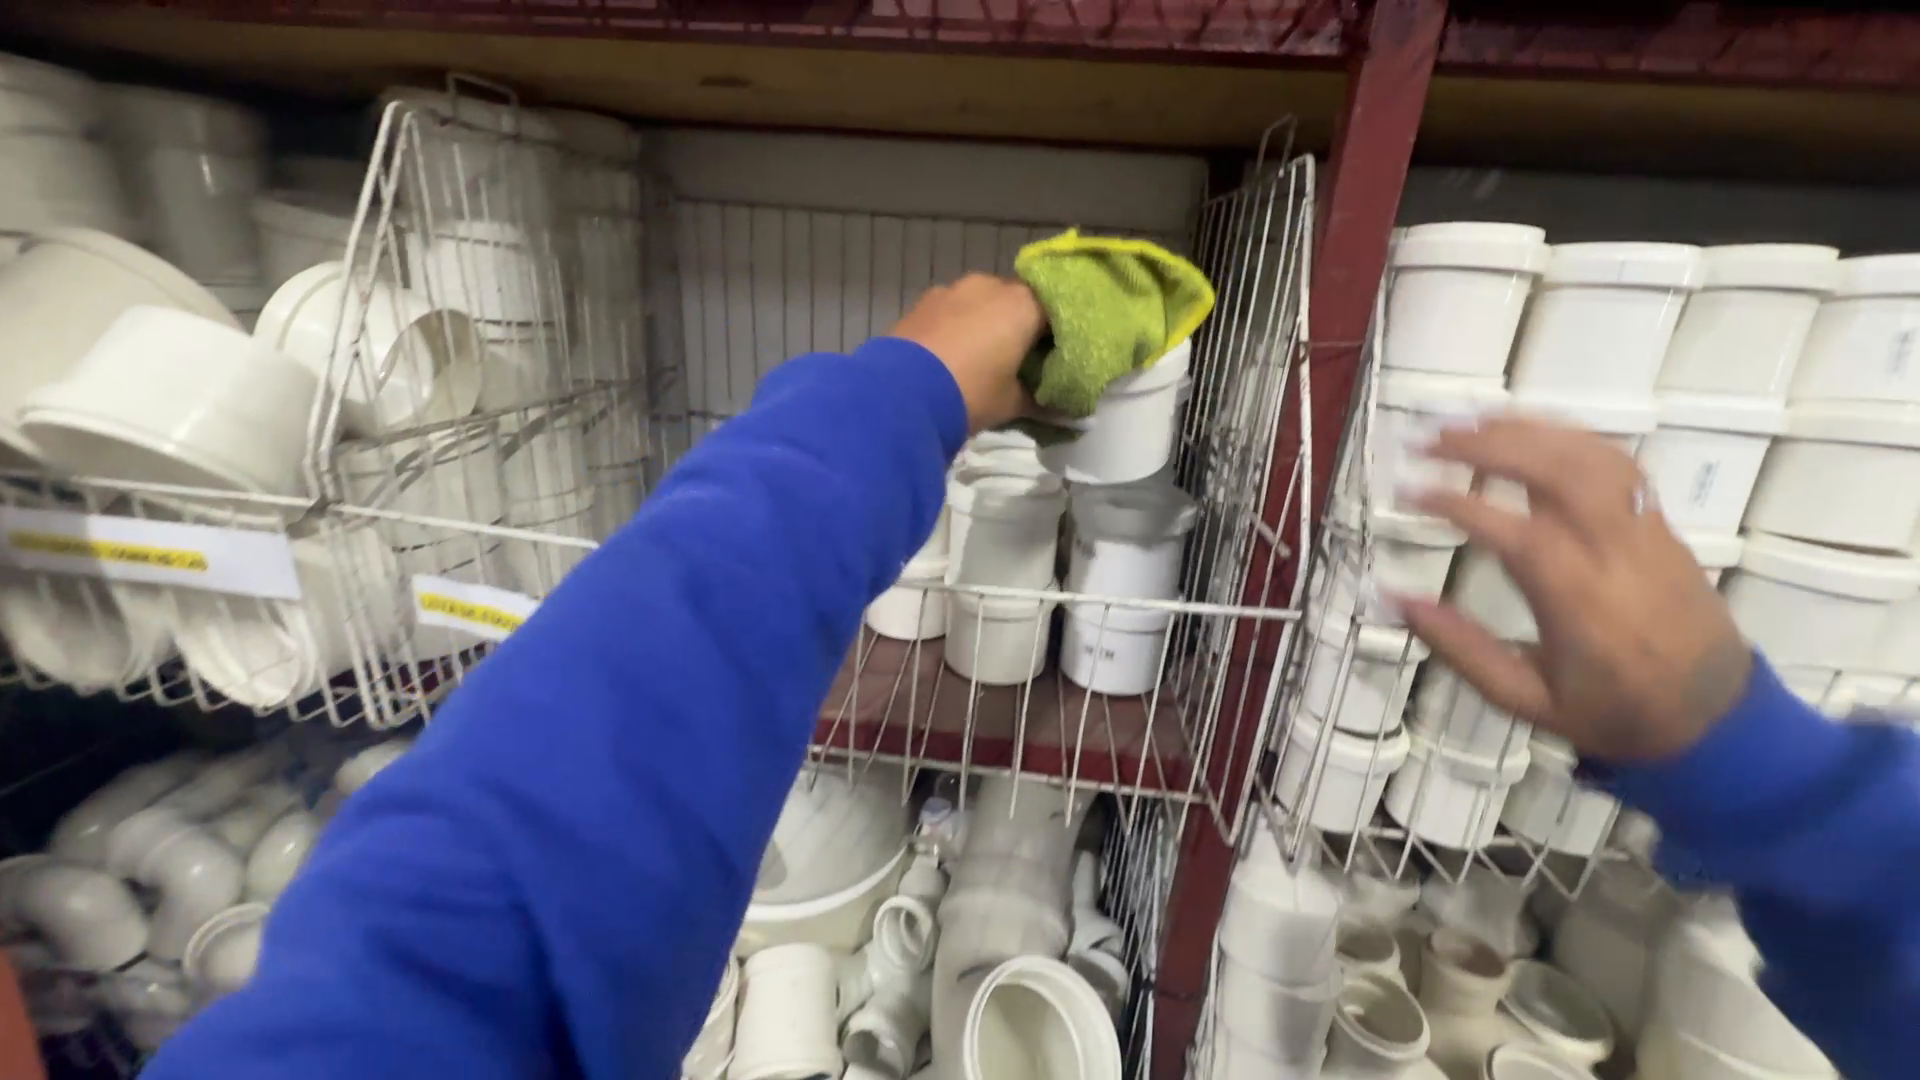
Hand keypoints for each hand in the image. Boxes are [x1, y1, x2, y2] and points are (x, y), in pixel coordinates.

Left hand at [890, 274, 1045, 432]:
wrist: (900, 394)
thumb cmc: (970, 393)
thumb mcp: (1010, 403)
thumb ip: (1039, 401)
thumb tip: (1061, 411)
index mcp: (1023, 304)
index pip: (1055, 309)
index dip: (1058, 333)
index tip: (1056, 356)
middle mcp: (990, 285)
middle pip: (1017, 300)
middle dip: (1021, 325)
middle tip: (1021, 359)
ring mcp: (952, 289)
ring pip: (982, 301)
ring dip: (987, 322)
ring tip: (982, 356)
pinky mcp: (923, 301)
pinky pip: (953, 309)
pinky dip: (958, 325)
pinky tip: (952, 353)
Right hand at [1396, 416, 1752, 763]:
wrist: (1719, 721)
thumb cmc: (1610, 712)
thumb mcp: (1523, 698)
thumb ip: (1458, 647)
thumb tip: (1394, 598)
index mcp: (1581, 603)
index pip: (1517, 532)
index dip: (1459, 504)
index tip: (1408, 492)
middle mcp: (1618, 555)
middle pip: (1561, 473)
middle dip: (1490, 446)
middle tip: (1429, 439)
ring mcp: (1646, 533)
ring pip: (1593, 457)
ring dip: (1527, 430)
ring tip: (1468, 422)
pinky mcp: (1659, 525)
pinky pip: (1617, 464)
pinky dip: (1568, 436)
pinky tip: (1527, 432)